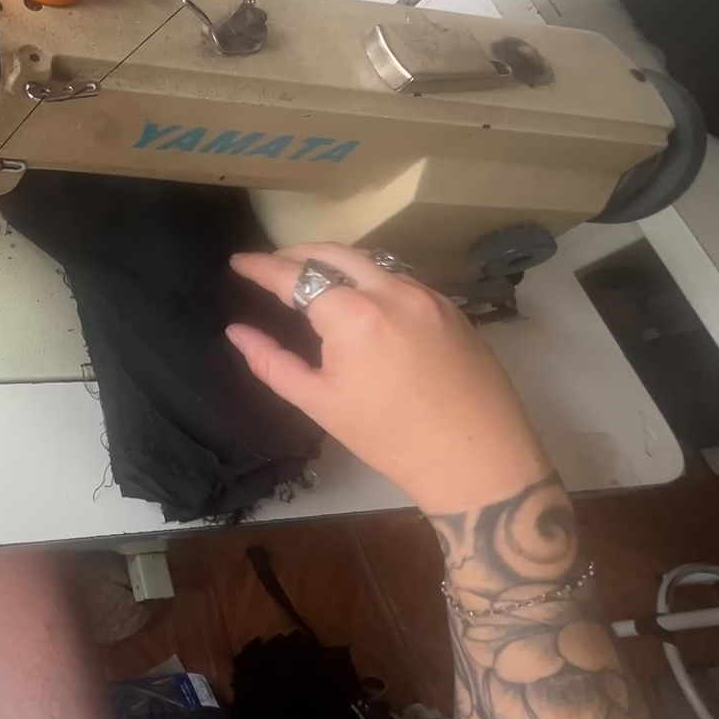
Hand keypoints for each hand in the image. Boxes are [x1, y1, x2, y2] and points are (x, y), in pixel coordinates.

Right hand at [227, 243, 550, 514]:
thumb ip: (270, 362)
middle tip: (268, 266)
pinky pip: (397, 277)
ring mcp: (427, 296)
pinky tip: (356, 299)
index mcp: (354, 317)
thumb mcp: (319, 402)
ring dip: (331, 261)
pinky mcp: (450, 308)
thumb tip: (236, 331)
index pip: (294, 276)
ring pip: (368, 259)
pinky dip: (365, 276)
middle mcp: (392, 292)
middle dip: (294, 254)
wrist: (482, 466)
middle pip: (331, 252)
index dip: (260, 266)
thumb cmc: (389, 438)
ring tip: (307, 278)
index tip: (237, 262)